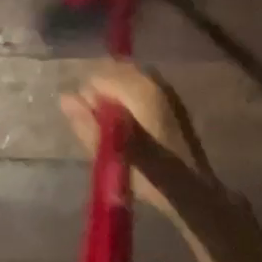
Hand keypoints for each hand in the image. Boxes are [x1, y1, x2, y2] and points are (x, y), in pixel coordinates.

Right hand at [61, 64, 222, 220]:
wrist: (195, 191)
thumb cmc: (152, 177)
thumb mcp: (112, 156)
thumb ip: (88, 124)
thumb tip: (65, 98)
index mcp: (142, 92)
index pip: (100, 76)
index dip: (89, 97)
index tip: (91, 122)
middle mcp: (156, 83)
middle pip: (116, 69)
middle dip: (102, 91)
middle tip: (100, 123)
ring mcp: (168, 90)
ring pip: (130, 76)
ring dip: (116, 93)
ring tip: (114, 125)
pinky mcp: (174, 102)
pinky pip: (143, 86)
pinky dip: (130, 97)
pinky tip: (130, 124)